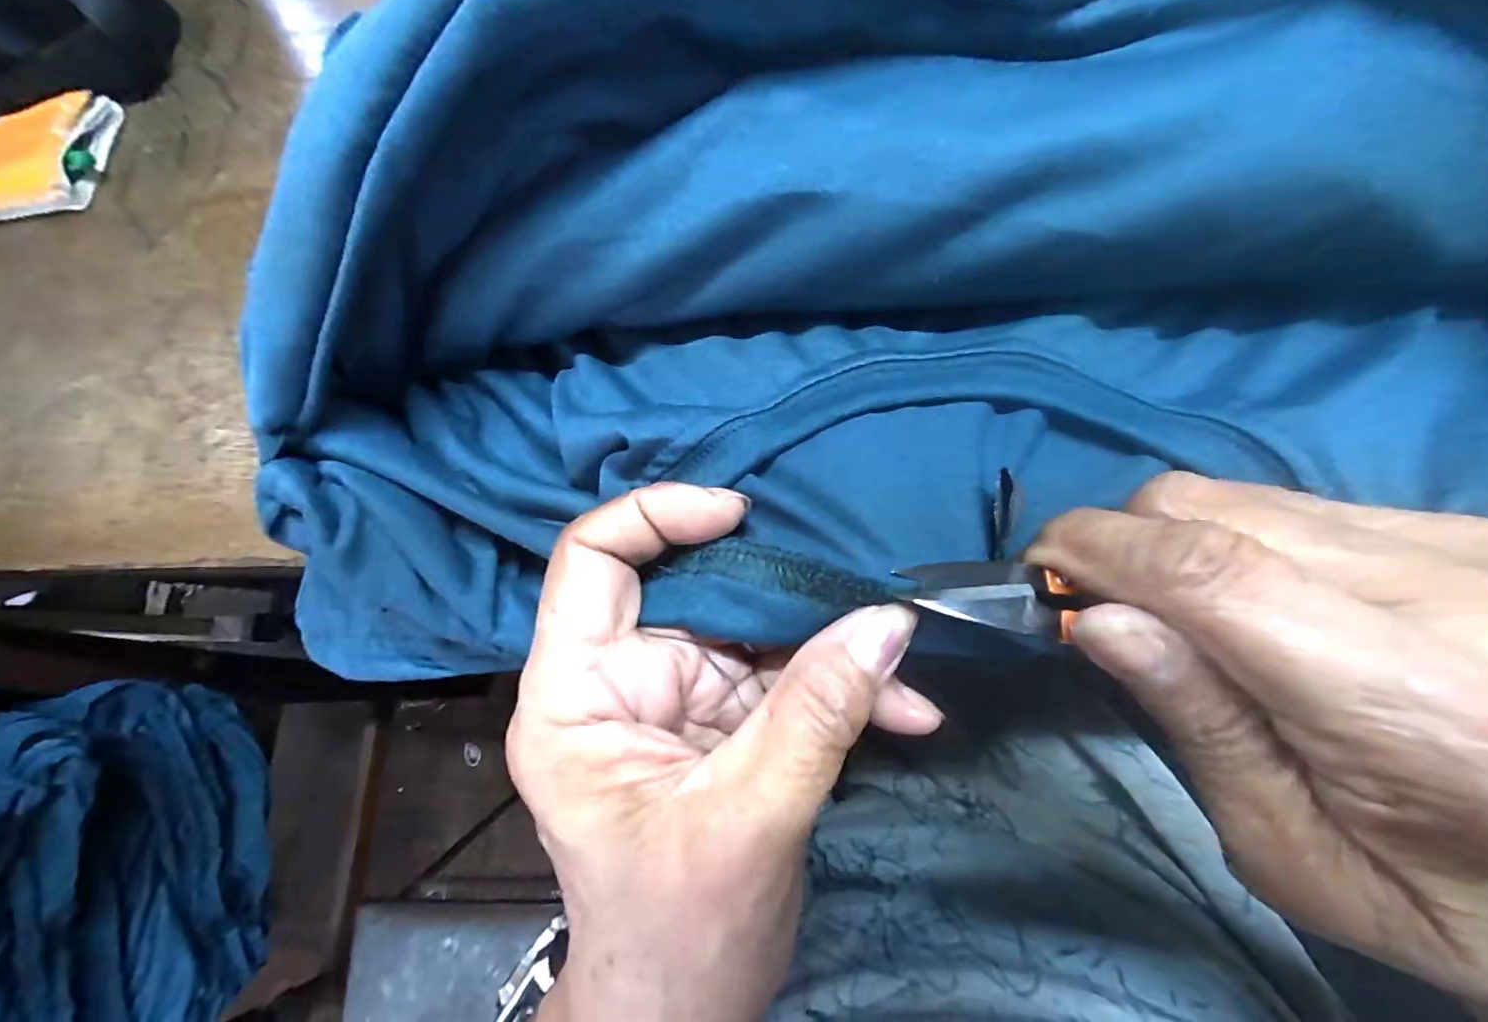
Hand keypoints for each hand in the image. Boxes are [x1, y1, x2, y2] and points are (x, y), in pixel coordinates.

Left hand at [506, 483, 938, 1021]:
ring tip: (902, 668)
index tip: (739, 514)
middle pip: (695, 583)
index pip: (594, 559)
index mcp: (581, 693)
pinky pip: (790, 675)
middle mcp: (627, 678)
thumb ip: (817, 714)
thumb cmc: (678, 932)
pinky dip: (846, 688)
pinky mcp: (730, 718)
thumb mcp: (748, 819)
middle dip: (779, 585)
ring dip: (833, 645)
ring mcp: (683, 694)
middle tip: (852, 585)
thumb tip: (887, 623)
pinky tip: (906, 712)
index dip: (657, 515)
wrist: (687, 1011)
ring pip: (757, 629)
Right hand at [1028, 473, 1487, 1021]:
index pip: (1230, 582)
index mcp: (1457, 726)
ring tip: (1174, 603)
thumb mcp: (1279, 847)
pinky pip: (1303, 505)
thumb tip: (1096, 618)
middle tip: (1093, 592)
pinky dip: (1241, 539)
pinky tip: (1258, 596)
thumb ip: (1192, 716)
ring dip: (1181, 539)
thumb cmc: (1427, 904)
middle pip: (1232, 516)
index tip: (1040, 560)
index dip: (1112, 553)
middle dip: (1129, 540)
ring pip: (1257, 496)